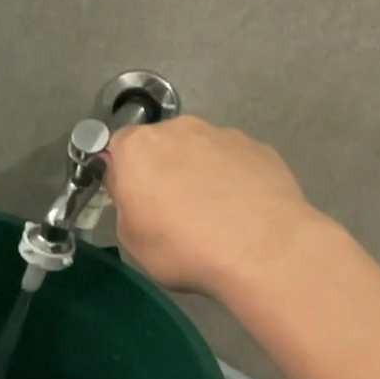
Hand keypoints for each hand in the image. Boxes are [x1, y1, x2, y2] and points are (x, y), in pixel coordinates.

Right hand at [103, 114, 330, 297]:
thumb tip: (133, 189)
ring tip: (212, 212)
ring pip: (199, 150)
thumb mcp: (130, 238)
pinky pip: (233, 161)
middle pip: (161, 144)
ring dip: (198, 172)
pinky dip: (231, 178)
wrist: (263, 249)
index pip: (117, 146)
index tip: (131, 198)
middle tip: (170, 208)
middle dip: (161, 169)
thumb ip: (125, 203)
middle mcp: (179, 129)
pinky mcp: (260, 148)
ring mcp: (223, 135)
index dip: (122, 172)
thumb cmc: (182, 247)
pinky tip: (239, 210)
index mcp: (138, 148)